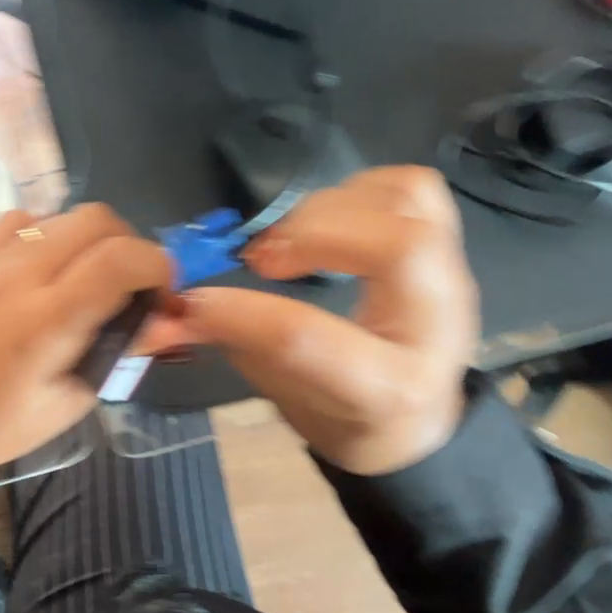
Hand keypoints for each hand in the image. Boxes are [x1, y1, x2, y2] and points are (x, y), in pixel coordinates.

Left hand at [0, 205, 186, 476]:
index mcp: (49, 319)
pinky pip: (18, 223)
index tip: (162, 297)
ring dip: (91, 239)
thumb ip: (114, 355)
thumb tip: (150, 320)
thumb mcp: (68, 404)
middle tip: (132, 289)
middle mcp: (20, 276)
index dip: (158, 267)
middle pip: (97, 219)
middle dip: (131, 246)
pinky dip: (46, 234)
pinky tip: (45, 269)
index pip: (122, 258)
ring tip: (91, 280)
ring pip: (61, 214)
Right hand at [184, 167, 478, 475]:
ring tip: (287, 238)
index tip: (191, 302)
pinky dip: (361, 189)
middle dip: (312, 235)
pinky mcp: (450, 249)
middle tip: (259, 258)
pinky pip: (416, 188)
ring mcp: (453, 279)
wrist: (416, 423)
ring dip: (331, 206)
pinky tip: (322, 220)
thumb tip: (159, 320)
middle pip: (395, 246)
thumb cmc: (341, 420)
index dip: (238, 312)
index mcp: (386, 387)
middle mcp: (434, 326)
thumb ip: (232, 349)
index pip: (306, 335)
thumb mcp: (283, 399)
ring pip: (409, 205)